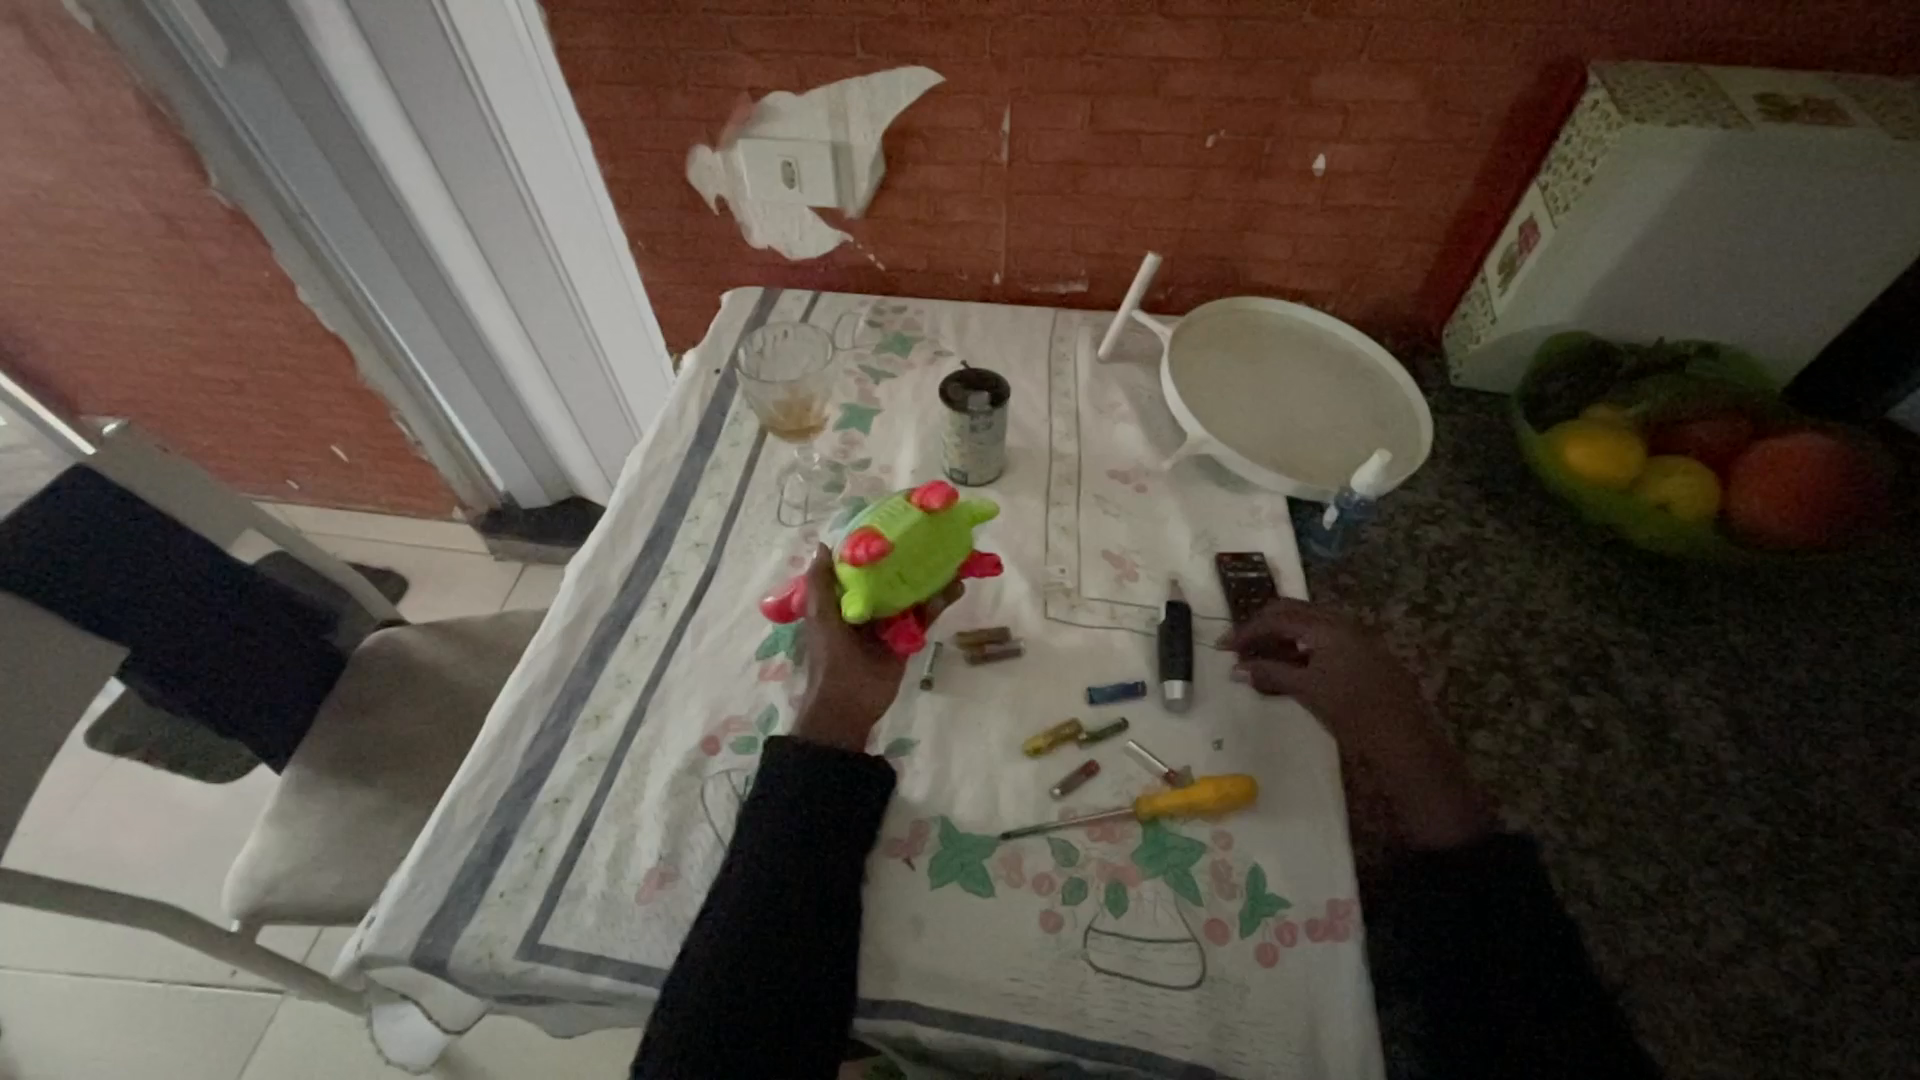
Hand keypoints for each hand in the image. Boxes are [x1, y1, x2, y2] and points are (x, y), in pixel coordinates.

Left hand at [792, 545, 960, 752]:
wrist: (848, 704)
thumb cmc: (830, 657)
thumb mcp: (820, 617)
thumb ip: (820, 584)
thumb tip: (824, 545)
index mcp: (843, 599)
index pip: (860, 566)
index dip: (875, 547)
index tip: (893, 523)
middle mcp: (868, 605)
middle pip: (891, 576)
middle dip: (909, 559)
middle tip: (931, 534)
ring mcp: (890, 621)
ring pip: (912, 593)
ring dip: (930, 578)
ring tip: (953, 556)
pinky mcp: (908, 637)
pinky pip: (925, 616)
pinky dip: (940, 602)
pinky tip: (957, 587)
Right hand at [1222, 598, 1493, 848]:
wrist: (1404, 739)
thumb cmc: (1353, 712)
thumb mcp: (1306, 690)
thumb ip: (1269, 672)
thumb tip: (1236, 668)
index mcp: (1327, 627)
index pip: (1276, 619)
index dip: (1246, 631)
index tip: (1223, 648)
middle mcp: (1342, 623)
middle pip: (1291, 612)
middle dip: (1261, 626)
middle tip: (1240, 647)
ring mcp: (1354, 636)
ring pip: (1307, 624)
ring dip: (1279, 636)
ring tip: (1259, 658)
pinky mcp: (1361, 652)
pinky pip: (1321, 638)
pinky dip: (1298, 646)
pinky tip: (1288, 666)